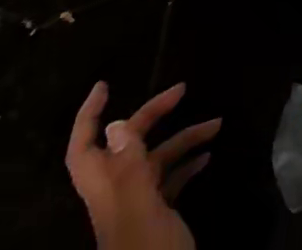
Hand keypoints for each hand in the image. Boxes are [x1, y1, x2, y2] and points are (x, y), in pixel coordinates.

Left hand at [66, 81, 221, 249]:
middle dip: (153, 115)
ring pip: (156, 160)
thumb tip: (118, 123)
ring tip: (216, 125)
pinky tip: (207, 157)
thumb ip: (129, 167)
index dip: (90, 116)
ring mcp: (137, 206)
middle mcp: (117, 193)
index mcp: (105, 188)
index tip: (106, 85)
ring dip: (183, 139)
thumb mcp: (140, 209)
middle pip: (129, 143)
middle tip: (182, 90)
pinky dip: (187, 164)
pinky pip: (170, 180)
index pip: (85, 145)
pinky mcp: (157, 217)